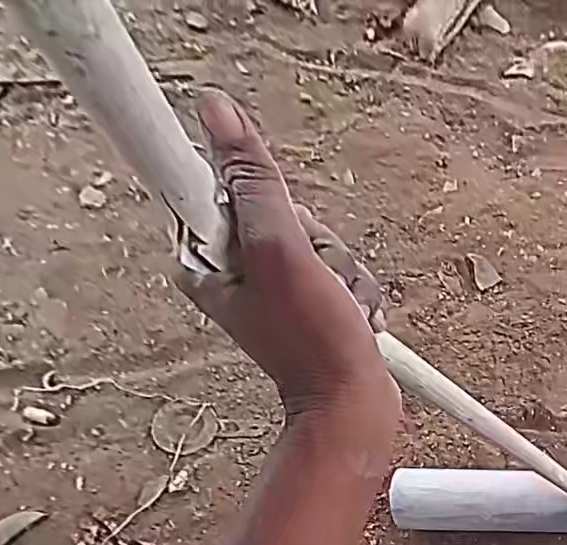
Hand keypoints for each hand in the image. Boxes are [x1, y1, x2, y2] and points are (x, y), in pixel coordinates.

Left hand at [179, 90, 399, 423]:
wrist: (353, 405)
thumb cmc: (317, 350)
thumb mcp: (285, 256)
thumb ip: (255, 187)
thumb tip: (220, 117)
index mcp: (210, 260)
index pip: (222, 189)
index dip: (260, 198)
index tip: (265, 213)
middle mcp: (239, 270)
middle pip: (286, 216)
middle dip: (321, 246)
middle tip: (322, 282)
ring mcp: (278, 287)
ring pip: (321, 243)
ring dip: (345, 273)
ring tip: (343, 308)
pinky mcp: (310, 300)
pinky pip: (340, 269)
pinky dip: (356, 291)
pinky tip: (354, 316)